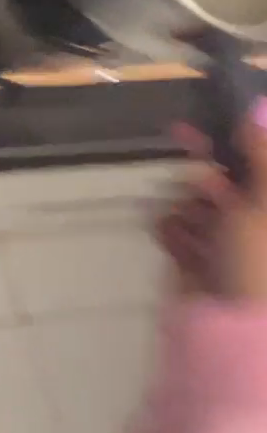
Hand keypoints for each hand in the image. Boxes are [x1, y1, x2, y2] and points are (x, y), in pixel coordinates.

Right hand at [160, 112, 266, 303]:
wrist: (236, 322)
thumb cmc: (263, 259)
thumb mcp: (265, 203)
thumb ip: (263, 157)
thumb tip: (258, 110)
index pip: (255, 163)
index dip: (232, 142)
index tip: (189, 128)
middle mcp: (257, 220)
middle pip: (223, 182)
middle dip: (205, 186)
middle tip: (198, 190)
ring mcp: (233, 240)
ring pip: (194, 206)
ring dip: (188, 215)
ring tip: (199, 235)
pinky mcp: (202, 256)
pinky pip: (176, 232)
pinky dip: (175, 236)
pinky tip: (186, 249)